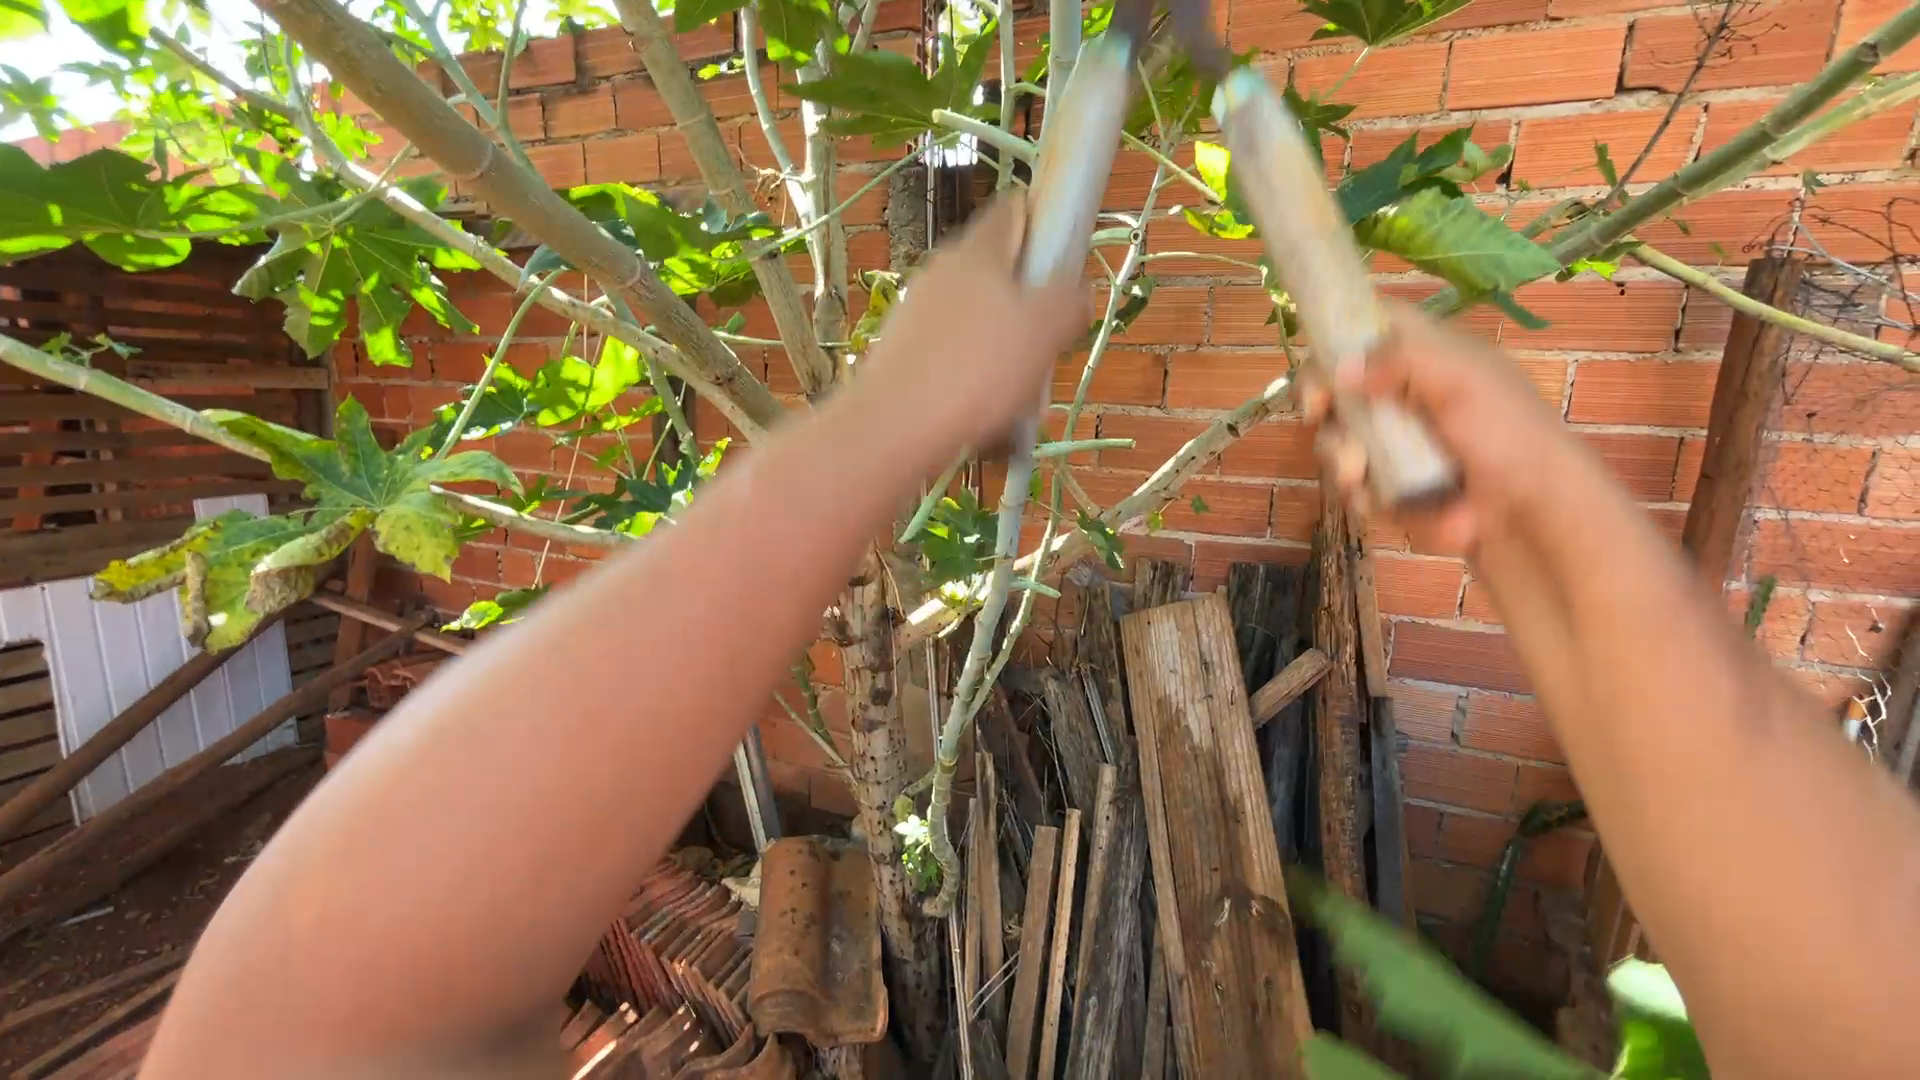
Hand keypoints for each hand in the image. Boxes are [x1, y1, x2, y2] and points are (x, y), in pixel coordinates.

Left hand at [858, 193, 1087, 453]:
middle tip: (1046, 348)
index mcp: (976, 251)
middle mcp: (940, 274)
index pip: (1014, 211)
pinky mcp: (902, 358)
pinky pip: (953, 363)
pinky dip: (974, 385)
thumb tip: (1077, 292)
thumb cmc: (974, 371)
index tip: (1065, 265)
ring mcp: (916, 316)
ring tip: (1019, 398)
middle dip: (1028, 312)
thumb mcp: (1043, 331)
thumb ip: (1069, 301)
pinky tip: (986, 420)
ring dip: (1004, 357)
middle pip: (998, 277)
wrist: (892, 429)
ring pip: (977, 327)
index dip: (1045, 226)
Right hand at [1305, 307, 1588, 555]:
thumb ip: (1402, 361)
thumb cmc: (1510, 437)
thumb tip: (1341, 369)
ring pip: (1338, 444)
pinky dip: (1364, 498)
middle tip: (1342, 445)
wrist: (1534, 516)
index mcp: (1426, 357)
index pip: (1367, 327)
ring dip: (1344, 464)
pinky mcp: (1393, 484)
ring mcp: (1396, 442)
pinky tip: (1384, 506)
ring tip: (1364, 482)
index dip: (1333, 344)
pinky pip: (1356, 486)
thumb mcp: (1463, 382)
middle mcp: (1404, 394)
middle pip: (1336, 392)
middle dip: (1330, 424)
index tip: (1321, 385)